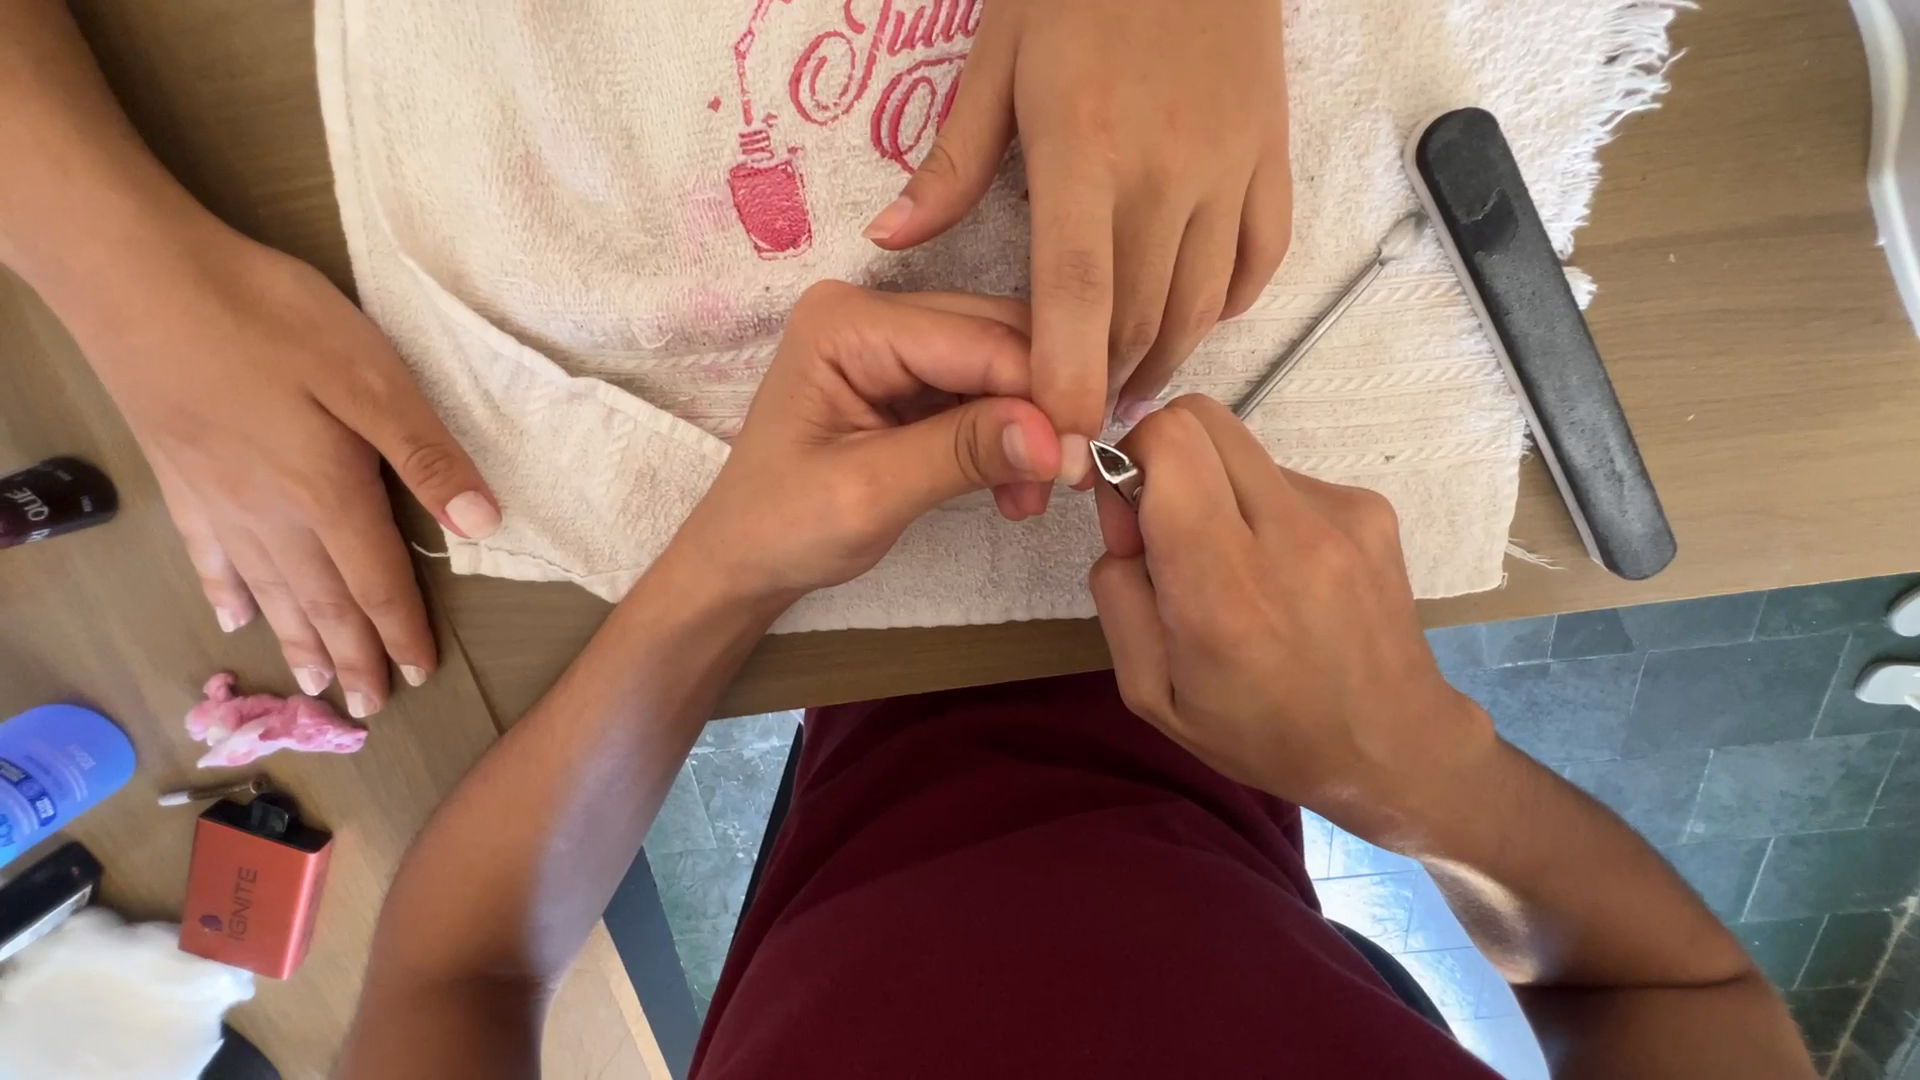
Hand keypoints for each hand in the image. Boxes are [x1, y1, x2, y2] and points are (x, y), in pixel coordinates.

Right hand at [71, 235, 498, 718]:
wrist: (135, 270)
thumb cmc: (272, 322)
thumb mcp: (375, 383)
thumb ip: (428, 459)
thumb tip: (483, 526)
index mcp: (329, 496)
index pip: (378, 585)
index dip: (401, 633)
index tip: (419, 676)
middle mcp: (271, 515)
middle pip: (324, 603)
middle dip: (353, 658)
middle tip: (371, 708)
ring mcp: (217, 500)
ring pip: (270, 593)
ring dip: (298, 643)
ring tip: (314, 688)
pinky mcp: (181, 476)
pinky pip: (209, 557)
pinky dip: (228, 594)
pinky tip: (234, 619)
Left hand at [667, 282, 1061, 600]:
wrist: (744, 559)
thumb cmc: (783, 527)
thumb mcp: (870, 493)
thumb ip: (962, 454)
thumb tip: (1059, 439)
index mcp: (847, 323)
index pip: (975, 340)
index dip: (1039, 395)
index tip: (1082, 459)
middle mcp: (874, 315)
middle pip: (996, 340)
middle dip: (1038, 411)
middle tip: (1067, 480)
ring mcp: (893, 345)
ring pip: (999, 368)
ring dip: (1028, 430)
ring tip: (1030, 498)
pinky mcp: (909, 381)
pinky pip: (982, 395)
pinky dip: (1007, 440)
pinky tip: (1013, 487)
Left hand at [863, 0, 1292, 461]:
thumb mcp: (997, 58)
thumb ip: (948, 165)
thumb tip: (890, 239)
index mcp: (1085, 150)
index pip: (1077, 290)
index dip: (1070, 375)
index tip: (1060, 437)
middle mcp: (1165, 172)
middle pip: (1138, 318)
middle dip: (1106, 385)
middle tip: (1075, 419)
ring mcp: (1229, 169)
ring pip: (1199, 307)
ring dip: (1159, 360)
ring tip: (1121, 385)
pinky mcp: (1271, 161)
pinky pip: (1258, 264)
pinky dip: (1223, 309)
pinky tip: (1187, 322)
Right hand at [1087, 396, 1492, 840]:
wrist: (1392, 748)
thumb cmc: (1258, 733)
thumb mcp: (1149, 694)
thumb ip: (1117, 597)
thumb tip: (1127, 526)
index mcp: (1223, 591)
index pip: (1168, 443)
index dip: (1128, 463)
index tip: (1132, 526)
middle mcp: (1289, 536)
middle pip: (1199, 417)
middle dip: (1158, 456)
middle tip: (1164, 528)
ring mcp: (1341, 514)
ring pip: (1237, 446)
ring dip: (1210, 488)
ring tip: (1231, 564)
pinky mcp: (1370, 509)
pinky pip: (1279, 475)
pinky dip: (1256, 506)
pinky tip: (1276, 569)